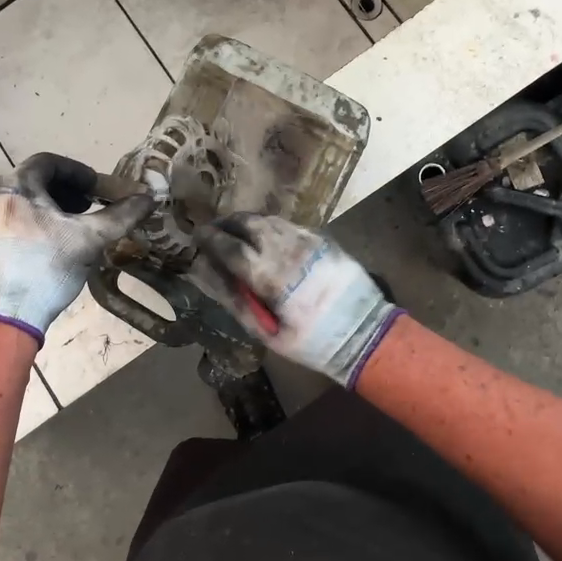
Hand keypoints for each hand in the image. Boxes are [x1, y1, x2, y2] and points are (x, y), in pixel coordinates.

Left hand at [0, 153, 154, 344]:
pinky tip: (53, 240)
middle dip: (68, 190)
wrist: (8, 316)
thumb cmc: (47, 267)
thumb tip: (149, 198)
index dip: (80, 173)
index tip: (99, 190)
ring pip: (25, 199)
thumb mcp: (90, 238)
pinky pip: (13, 216)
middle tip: (90, 205)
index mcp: (15, 184)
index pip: (50, 162)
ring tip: (75, 223)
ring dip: (53, 205)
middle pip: (36, 179)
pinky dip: (36, 219)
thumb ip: (121, 215)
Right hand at [190, 214, 402, 387]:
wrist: (364, 332)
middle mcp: (285, 249)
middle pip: (247, 223)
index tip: (197, 236)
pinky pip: (288, 225)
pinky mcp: (322, 239)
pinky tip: (268, 238)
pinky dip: (271, 227)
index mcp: (268, 275)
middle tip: (216, 231)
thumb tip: (206, 276)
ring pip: (268, 220)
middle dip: (227, 224)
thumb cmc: (311, 341)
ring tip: (238, 233)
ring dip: (249, 223)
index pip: (228, 246)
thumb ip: (235, 300)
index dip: (209, 238)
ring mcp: (306, 239)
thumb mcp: (266, 332)